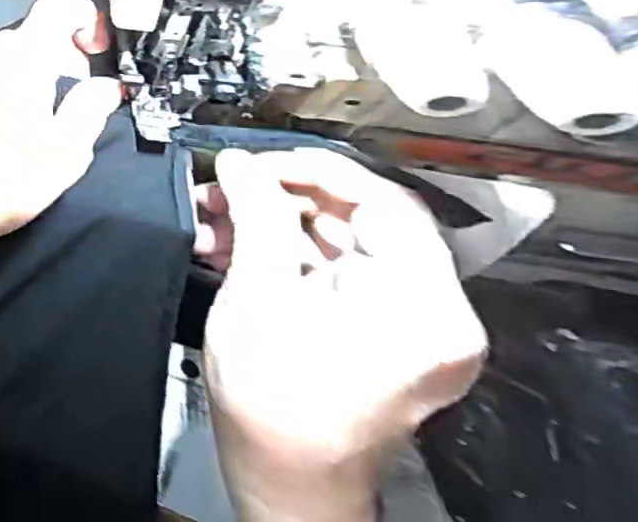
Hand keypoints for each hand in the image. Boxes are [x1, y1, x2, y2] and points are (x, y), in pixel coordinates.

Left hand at [0, 0, 122, 303]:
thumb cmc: (5, 178)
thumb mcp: (68, 148)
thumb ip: (92, 105)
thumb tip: (105, 86)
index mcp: (20, 53)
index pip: (60, 1)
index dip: (87, 19)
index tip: (94, 55)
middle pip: (35, 29)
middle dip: (63, 56)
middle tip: (71, 99)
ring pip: (9, 50)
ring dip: (33, 70)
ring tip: (39, 117)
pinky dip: (5, 80)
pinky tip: (7, 122)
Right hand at [202, 149, 486, 521]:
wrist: (284, 475)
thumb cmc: (275, 394)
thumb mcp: (258, 294)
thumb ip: (255, 216)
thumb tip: (240, 162)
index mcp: (420, 304)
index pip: (380, 201)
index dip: (311, 171)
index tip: (252, 163)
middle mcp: (428, 308)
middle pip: (354, 218)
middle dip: (276, 198)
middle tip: (220, 188)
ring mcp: (401, 319)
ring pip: (331, 239)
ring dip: (265, 222)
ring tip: (209, 219)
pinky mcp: (373, 327)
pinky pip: (324, 267)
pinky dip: (275, 251)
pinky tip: (225, 247)